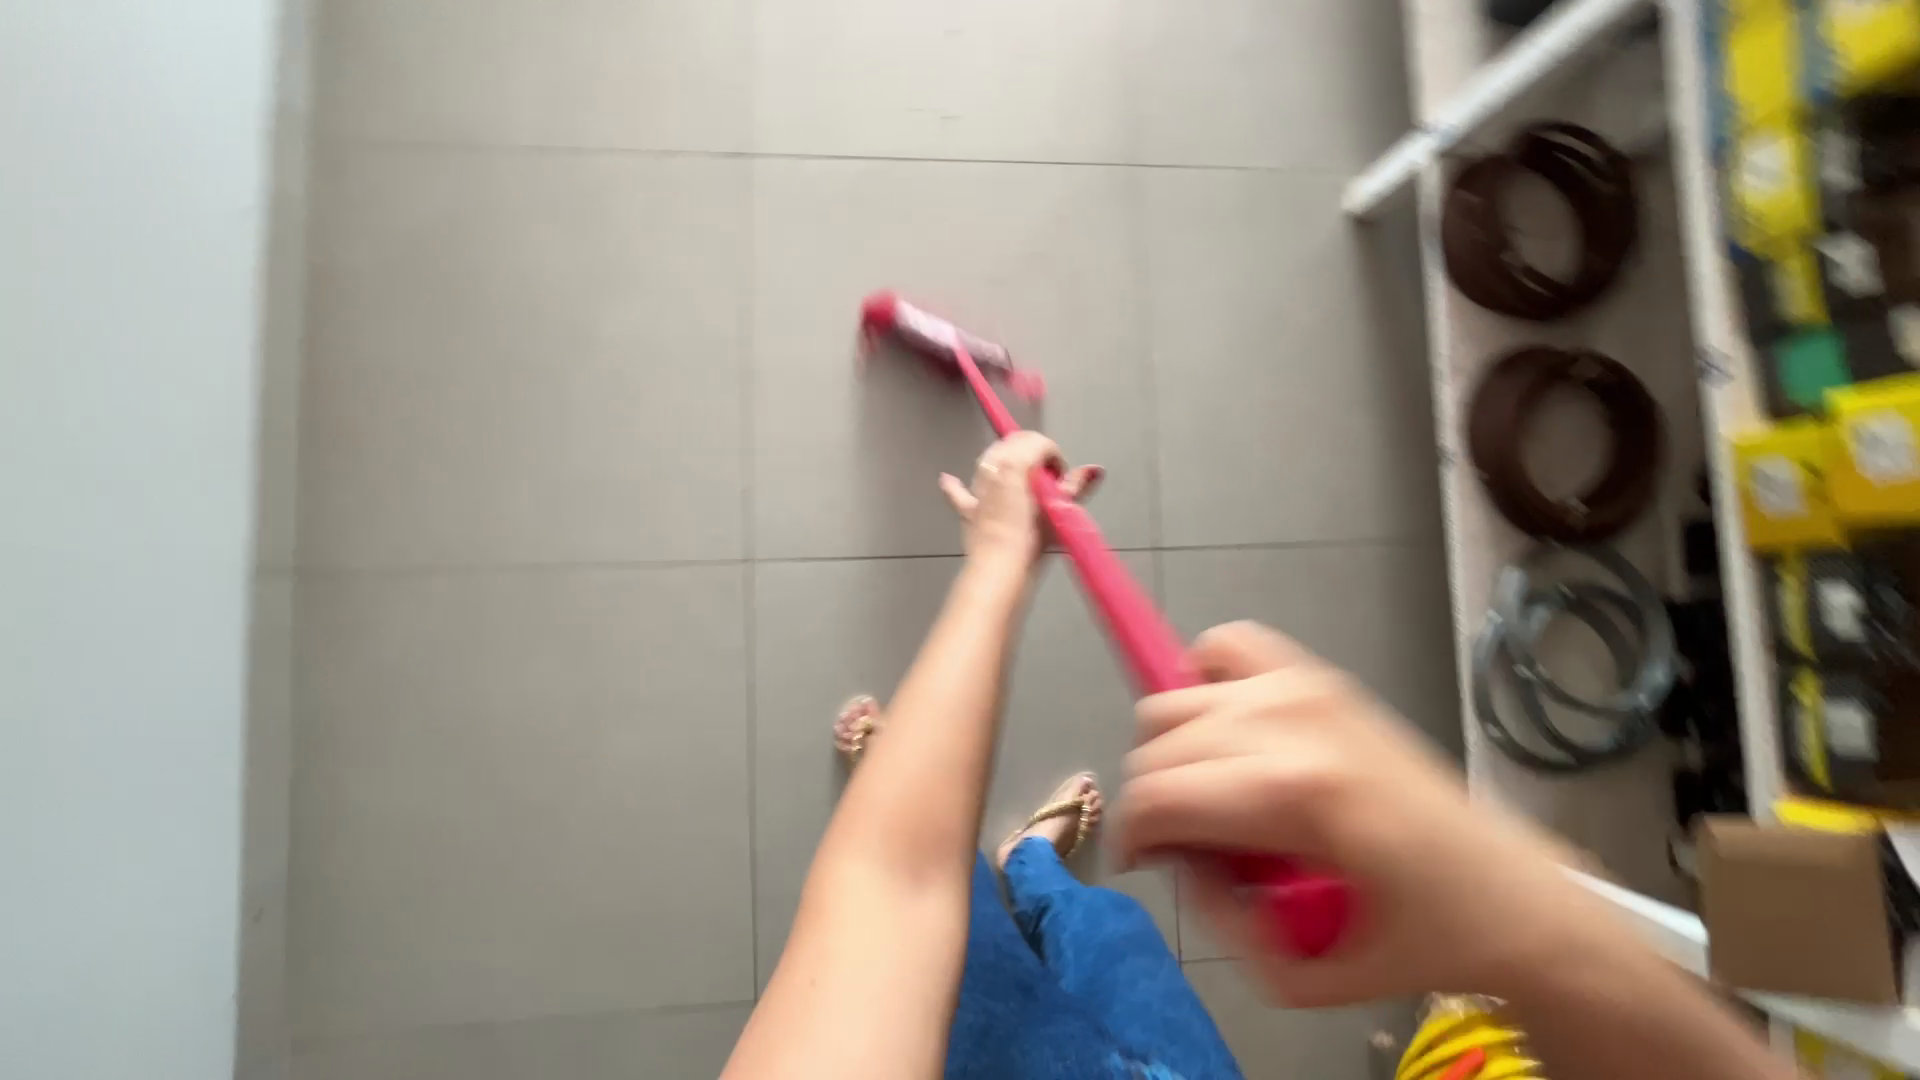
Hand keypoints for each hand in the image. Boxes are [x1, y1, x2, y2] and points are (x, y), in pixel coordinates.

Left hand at [939, 432, 1101, 566]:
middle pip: (1013, 442)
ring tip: (1023, 477)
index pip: (1038, 442)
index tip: (1061, 475)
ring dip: (1006, 458)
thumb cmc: (1031, 541)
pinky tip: (947, 479)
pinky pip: (957, 492)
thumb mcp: (1059, 511)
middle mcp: (993, 468)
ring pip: (989, 458)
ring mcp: (977, 487)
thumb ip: (1074, 486)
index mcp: (1015, 463)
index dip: (1054, 455)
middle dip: (1033, 451)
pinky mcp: (967, 509)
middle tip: (1048, 475)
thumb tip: (1096, 469)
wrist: (1000, 569)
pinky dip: (954, 486)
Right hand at [1113, 622, 1622, 1006]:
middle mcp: (1287, 722)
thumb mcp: (1300, 969)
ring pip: (1176, 700)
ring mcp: (1302, 688)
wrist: (1513, 897)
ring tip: (1211, 790)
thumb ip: (1216, 918)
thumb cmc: (1415, 937)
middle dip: (1153, 799)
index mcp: (1289, 794)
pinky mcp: (1319, 676)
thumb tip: (1176, 862)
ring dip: (1175, 750)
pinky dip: (1206, 679)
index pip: (1157, 794)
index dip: (1130, 834)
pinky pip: (1227, 647)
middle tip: (1188, 843)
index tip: (1139, 863)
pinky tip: (1228, 725)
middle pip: (1160, 744)